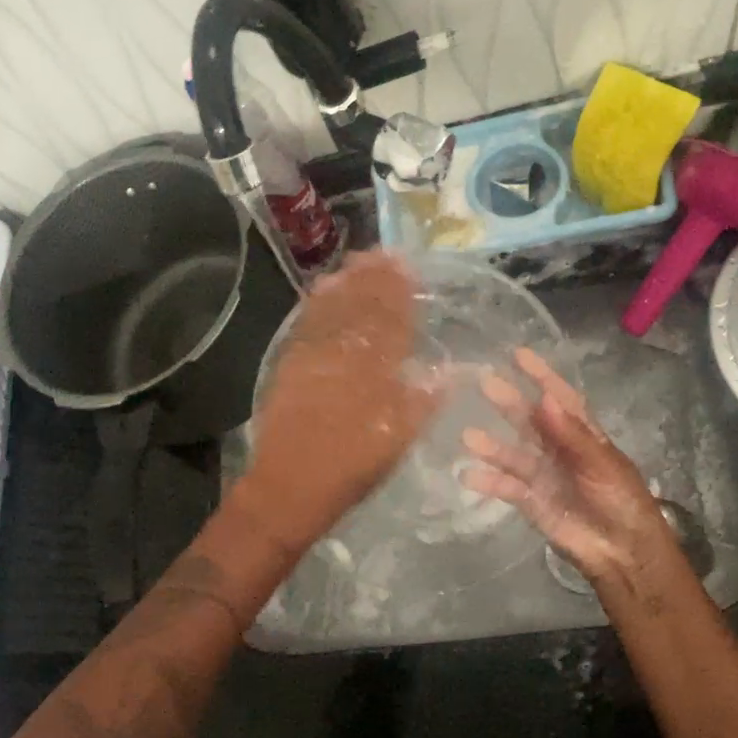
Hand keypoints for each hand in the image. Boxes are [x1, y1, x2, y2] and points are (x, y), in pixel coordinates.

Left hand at [244, 251, 440, 545]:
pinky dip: (318, 302)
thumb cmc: (351, 468)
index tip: (406, 267)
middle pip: (362, 307)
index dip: (400, 292)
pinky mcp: (290, 364)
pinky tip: (324, 288)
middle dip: (374, 278)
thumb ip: (421, 402)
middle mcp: (346, 354)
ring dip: (347, 282)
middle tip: (384, 253)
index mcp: (377, 371)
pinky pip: (307, 322)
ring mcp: (314, 356)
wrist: (290, 484)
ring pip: (334, 308)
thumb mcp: (397, 440)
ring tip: (359, 260)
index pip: (392, 321)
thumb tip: (447, 372)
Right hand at [463, 348, 688, 588]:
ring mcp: (542, 474)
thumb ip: (571, 435)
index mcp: (582, 435)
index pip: (560, 398)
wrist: (622, 551)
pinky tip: (468, 475)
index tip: (518, 355)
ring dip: (491, 445)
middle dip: (508, 402)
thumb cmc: (622, 500)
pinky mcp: (530, 500)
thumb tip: (544, 399)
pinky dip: (487, 480)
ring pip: (512, 453)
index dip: (541, 376)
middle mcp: (558, 449)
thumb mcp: (602, 464)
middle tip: (484, 383)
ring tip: (467, 437)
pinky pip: (505, 486)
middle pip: (529, 420)